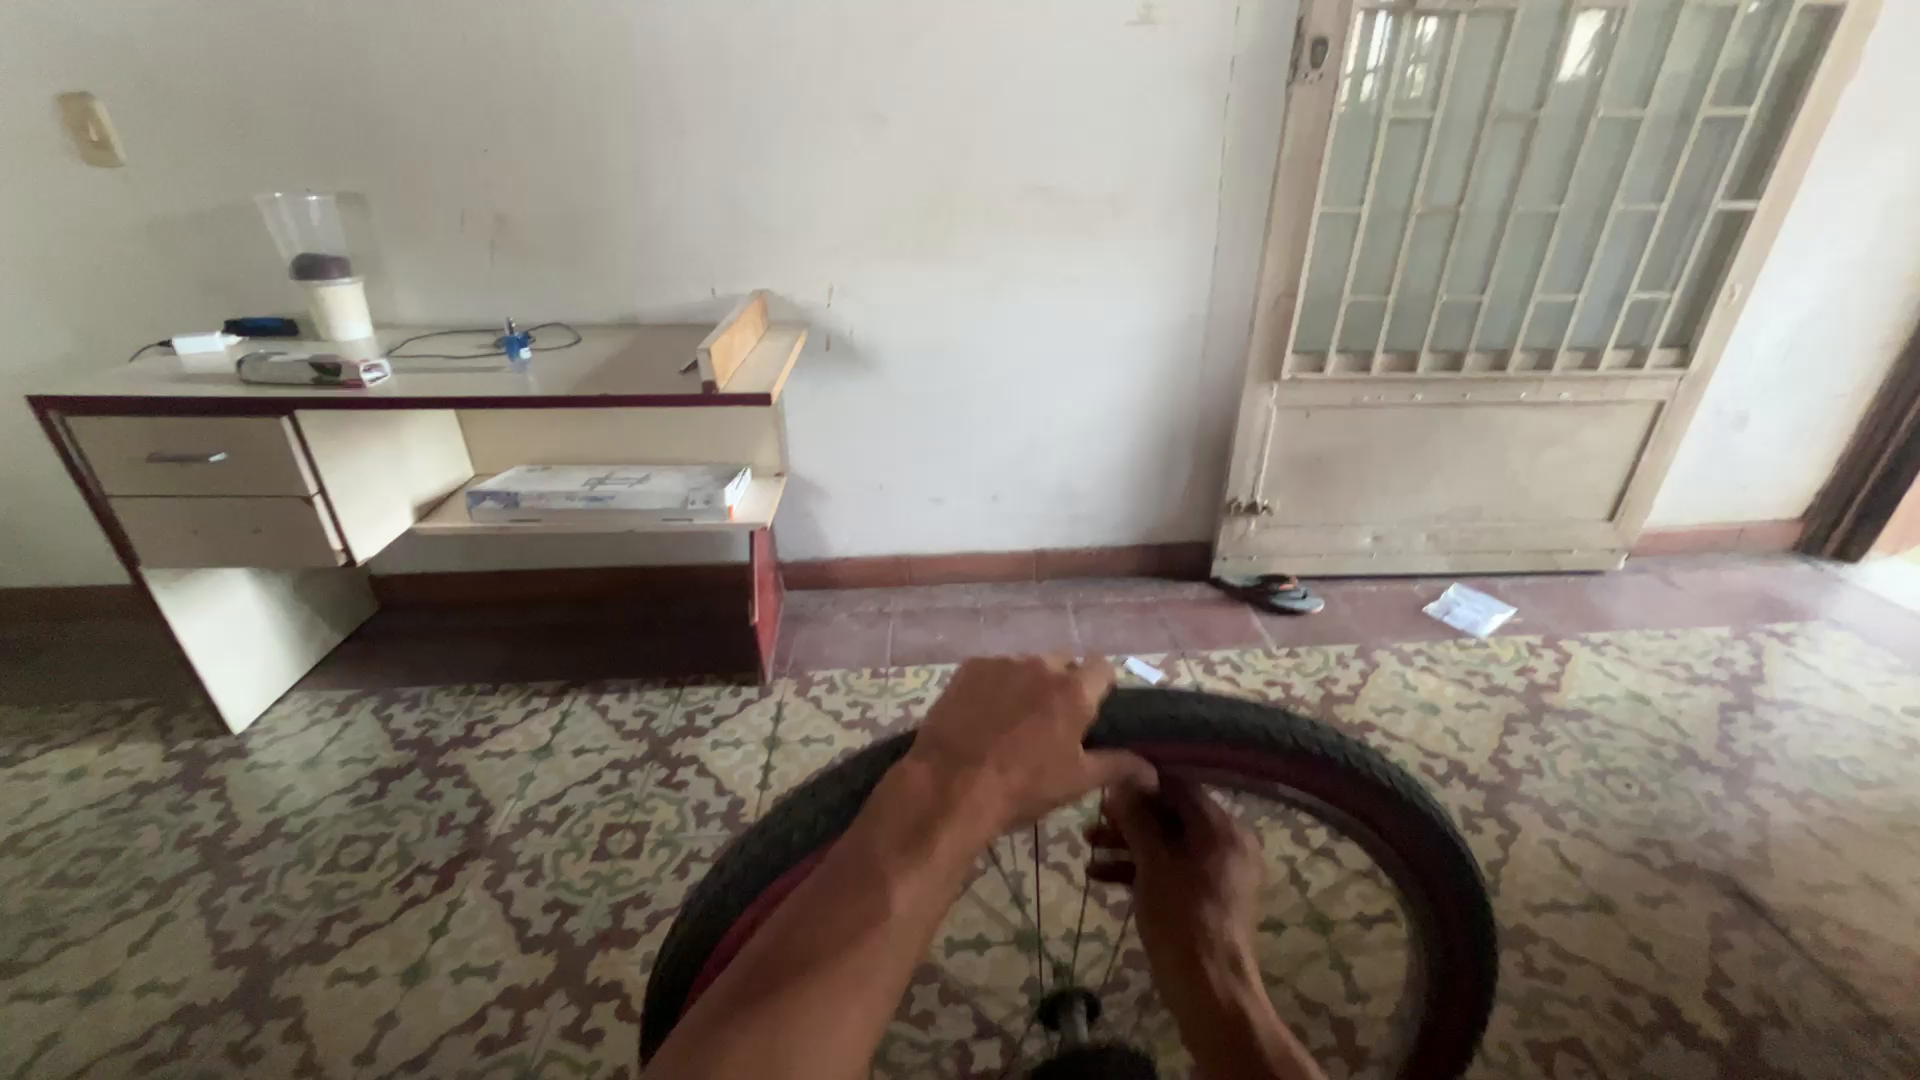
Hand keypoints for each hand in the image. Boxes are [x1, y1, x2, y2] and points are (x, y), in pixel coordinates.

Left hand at [904, 655, 1155, 839]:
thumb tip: (1154, 772)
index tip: (1093, 710)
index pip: (1102, 667)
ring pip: (1026, 666)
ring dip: (1027, 684)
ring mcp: (1002, 663)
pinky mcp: (969, 668)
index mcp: (1074, 690)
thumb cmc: (1023, 786)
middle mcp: (1041, 666)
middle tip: (1052, 721)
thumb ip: (1118, 766)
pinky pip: (992, 669)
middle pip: (1062, 663)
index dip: (1100, 686)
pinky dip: (994, 686)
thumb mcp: (1076, 781)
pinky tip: (983, 716)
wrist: (951, 785)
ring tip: (1013, 721)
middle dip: (1062, 684)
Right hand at [1088, 778, 1265, 979]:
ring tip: (1088, 847)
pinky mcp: (1204, 897)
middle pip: (1171, 816)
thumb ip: (1136, 818)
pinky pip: (1170, 869)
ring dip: (1127, 844)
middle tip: (1093, 820)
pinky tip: (1099, 875)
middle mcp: (1225, 844)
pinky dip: (1139, 868)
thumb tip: (1121, 782)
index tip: (1107, 786)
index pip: (1179, 787)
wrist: (1208, 989)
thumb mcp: (1152, 862)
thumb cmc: (1181, 916)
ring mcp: (1216, 872)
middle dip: (1129, 819)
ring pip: (1167, 844)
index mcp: (1222, 828)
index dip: (1141, 785)